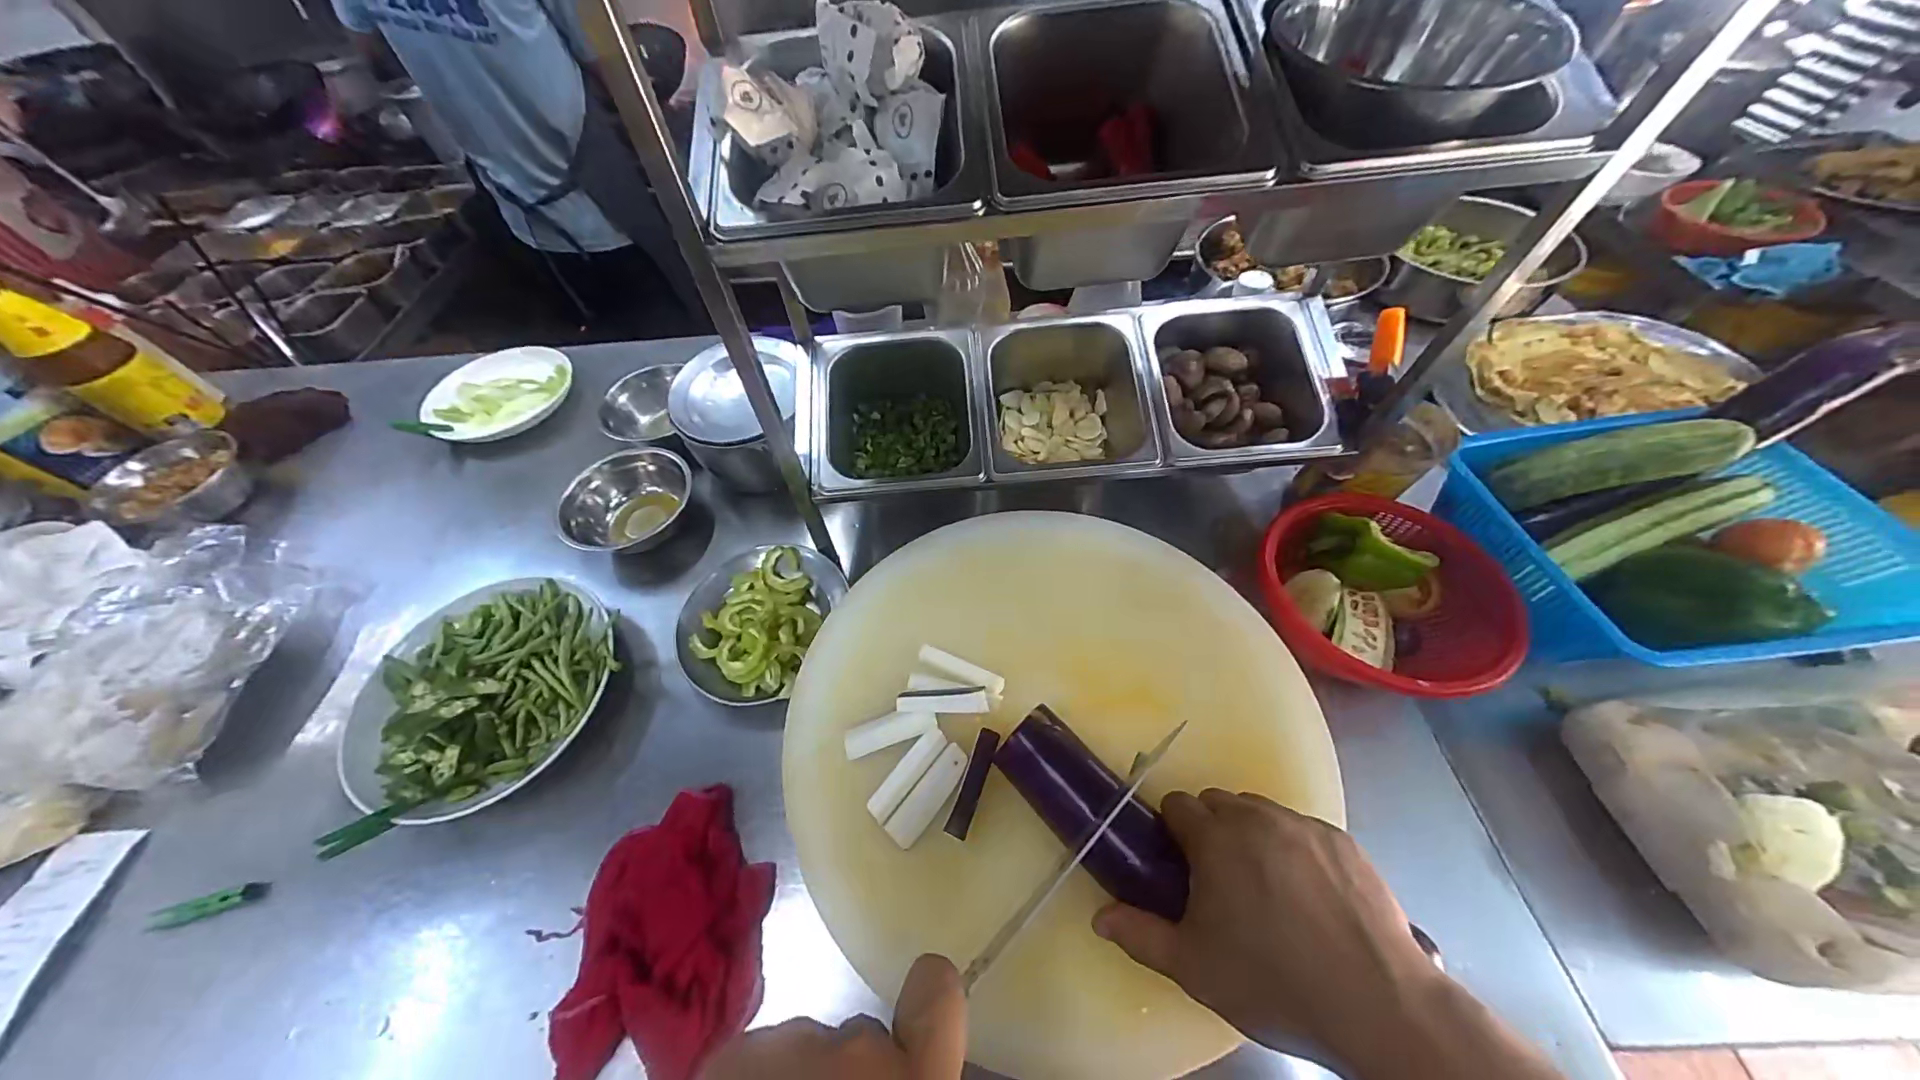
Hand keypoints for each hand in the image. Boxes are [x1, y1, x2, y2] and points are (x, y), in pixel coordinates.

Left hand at [701, 953, 965, 1079]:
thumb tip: (897, 1070)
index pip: (939, 993)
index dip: (929, 994)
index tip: (915, 1012)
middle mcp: (860, 1048)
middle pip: (862, 1037)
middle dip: (846, 1075)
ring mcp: (794, 1042)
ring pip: (806, 1046)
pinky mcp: (732, 1050)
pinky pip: (759, 1055)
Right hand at [1094, 791, 1561, 1079]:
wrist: (1380, 1005)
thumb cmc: (1274, 981)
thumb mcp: (1194, 967)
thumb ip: (1140, 934)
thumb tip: (1099, 916)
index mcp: (1215, 838)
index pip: (1178, 804)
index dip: (1171, 829)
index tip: (1178, 862)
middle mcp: (1257, 818)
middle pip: (1218, 802)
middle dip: (1209, 828)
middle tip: (1218, 879)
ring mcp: (1304, 825)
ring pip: (1260, 810)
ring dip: (1249, 832)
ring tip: (1264, 883)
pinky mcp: (1343, 840)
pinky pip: (1301, 827)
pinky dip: (1292, 845)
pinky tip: (1308, 891)